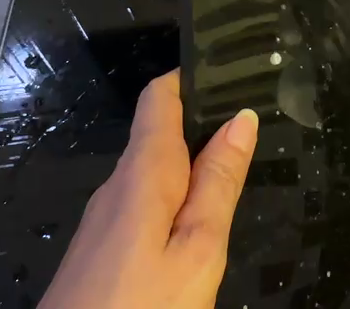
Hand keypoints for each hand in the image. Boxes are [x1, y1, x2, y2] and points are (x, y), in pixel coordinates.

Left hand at [40, 70, 258, 308]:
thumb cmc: (141, 307)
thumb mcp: (197, 250)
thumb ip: (219, 183)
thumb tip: (242, 118)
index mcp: (142, 173)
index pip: (160, 96)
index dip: (192, 75)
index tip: (232, 65)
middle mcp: (116, 187)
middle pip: (159, 133)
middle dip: (202, 122)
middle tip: (253, 118)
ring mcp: (101, 224)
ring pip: (152, 173)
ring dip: (190, 162)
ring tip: (234, 163)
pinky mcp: (96, 256)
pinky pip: (141, 205)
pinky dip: (173, 195)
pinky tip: (196, 216)